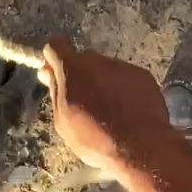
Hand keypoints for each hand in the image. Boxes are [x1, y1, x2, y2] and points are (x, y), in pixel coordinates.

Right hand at [37, 38, 178, 180]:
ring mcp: (124, 66)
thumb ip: (55, 91)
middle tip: (84, 99)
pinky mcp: (143, 75)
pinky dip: (123, 88)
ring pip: (106, 69)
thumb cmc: (95, 139)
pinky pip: (126, 77)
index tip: (55, 73)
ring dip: (103, 82)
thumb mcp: (64, 120)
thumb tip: (48, 72)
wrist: (141, 146)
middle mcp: (99, 62)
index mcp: (74, 70)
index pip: (57, 46)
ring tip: (109, 110)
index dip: (53, 58)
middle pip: (84, 59)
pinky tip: (127, 109)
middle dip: (80, 74)